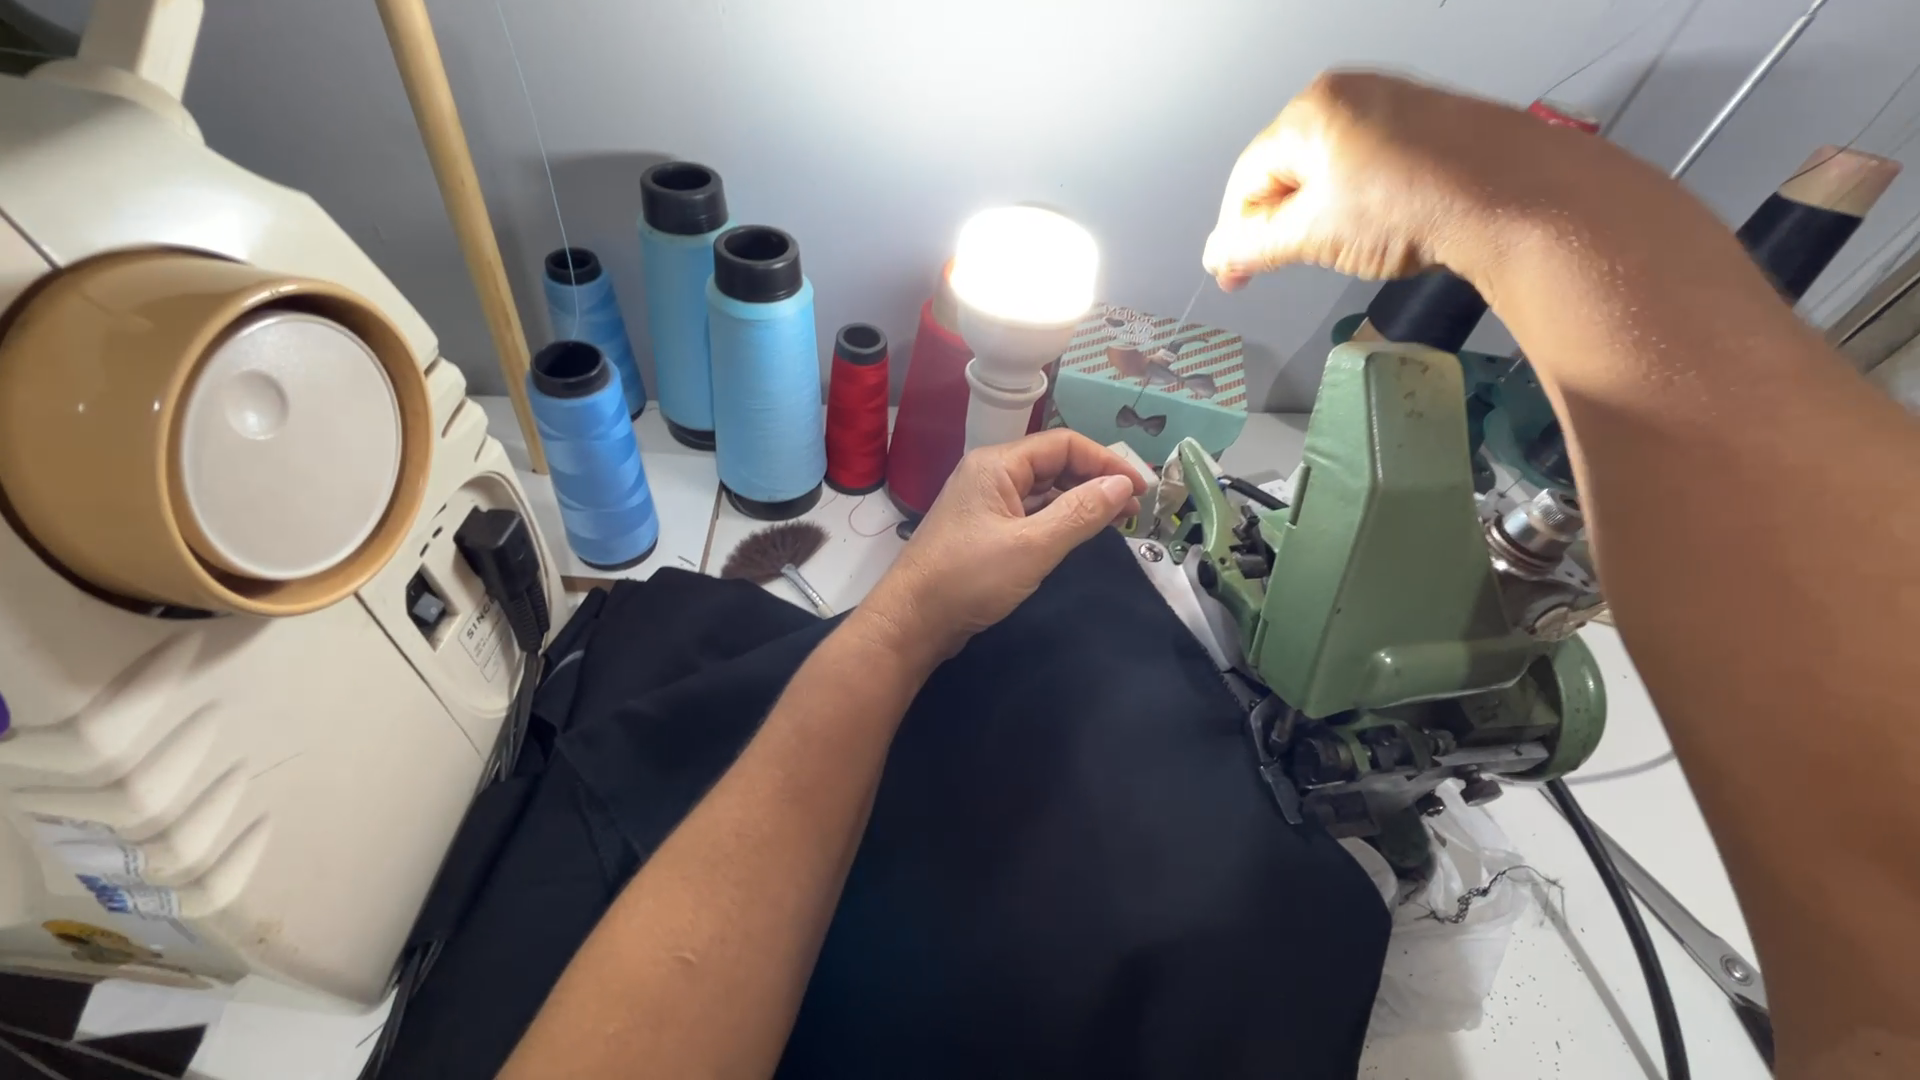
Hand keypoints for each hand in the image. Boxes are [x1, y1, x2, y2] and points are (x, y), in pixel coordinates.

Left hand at [856, 430, 1144, 664]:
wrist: (912, 622)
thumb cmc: (968, 579)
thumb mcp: (1032, 546)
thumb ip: (1080, 513)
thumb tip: (1123, 484)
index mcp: (996, 465)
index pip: (1063, 444)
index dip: (1106, 461)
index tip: (1140, 488)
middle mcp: (990, 475)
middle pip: (1054, 464)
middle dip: (1096, 480)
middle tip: (1133, 510)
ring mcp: (984, 504)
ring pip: (1043, 491)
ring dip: (1079, 502)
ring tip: (1115, 522)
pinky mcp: (983, 531)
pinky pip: (1029, 514)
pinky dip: (1058, 520)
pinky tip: (1078, 535)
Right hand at [1202, 72, 1596, 290]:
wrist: (1515, 196)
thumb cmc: (1404, 208)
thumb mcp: (1311, 234)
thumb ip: (1251, 246)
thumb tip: (1215, 257)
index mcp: (1309, 111)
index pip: (1245, 180)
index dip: (1234, 234)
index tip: (1234, 278)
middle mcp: (1345, 93)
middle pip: (1281, 171)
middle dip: (1276, 223)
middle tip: (1286, 264)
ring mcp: (1388, 102)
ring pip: (1321, 171)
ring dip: (1312, 216)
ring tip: (1336, 247)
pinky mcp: (1421, 121)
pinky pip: (1360, 164)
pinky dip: (1350, 201)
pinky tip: (1371, 227)